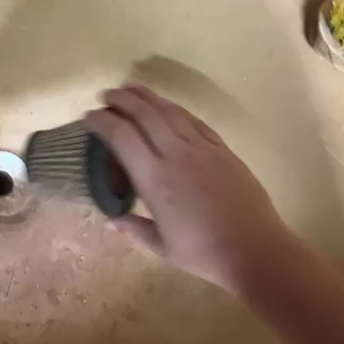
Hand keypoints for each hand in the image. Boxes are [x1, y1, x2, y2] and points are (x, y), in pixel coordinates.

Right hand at [84, 85, 301, 293]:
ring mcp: (203, 149)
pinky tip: (169, 108)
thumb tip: (114, 220)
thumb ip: (136, 230)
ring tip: (133, 90)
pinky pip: (195, 122)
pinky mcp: (223, 150)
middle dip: (123, 100)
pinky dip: (177, 110)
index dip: (102, 121)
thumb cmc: (204, 253)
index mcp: (155, 179)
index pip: (122, 136)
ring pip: (171, 112)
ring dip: (148, 97)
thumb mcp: (163, 247)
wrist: (254, 248)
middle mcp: (176, 155)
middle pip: (145, 114)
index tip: (89, 118)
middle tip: (107, 96)